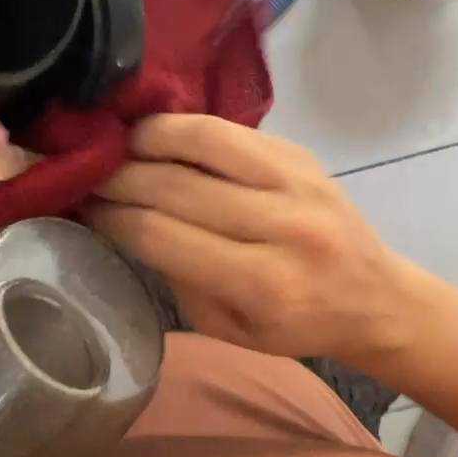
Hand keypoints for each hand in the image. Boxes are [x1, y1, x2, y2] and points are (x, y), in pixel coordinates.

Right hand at [81, 114, 432, 366]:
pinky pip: (226, 129)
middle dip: (118, 177)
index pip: (163, 236)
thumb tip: (123, 220)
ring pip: (201, 141)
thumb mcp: (225, 328)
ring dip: (145, 138)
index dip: (112, 217)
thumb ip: (176, 275)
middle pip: (175, 186)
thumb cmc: (294, 326)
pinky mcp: (299, 153)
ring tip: (114, 145)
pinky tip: (152, 134)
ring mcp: (296, 180)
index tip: (81, 207)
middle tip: (82, 173)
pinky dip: (180, 128)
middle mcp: (283, 226)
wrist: (376, 297)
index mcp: (264, 284)